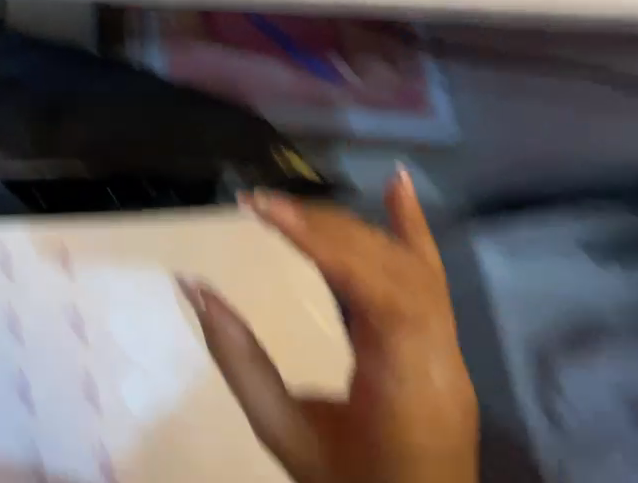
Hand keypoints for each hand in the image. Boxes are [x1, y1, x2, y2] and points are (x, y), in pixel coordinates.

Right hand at [182, 171, 477, 482]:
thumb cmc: (347, 481)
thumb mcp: (282, 430)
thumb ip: (239, 359)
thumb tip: (192, 286)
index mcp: (407, 379)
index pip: (377, 290)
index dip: (321, 241)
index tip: (260, 209)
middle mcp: (439, 355)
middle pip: (392, 267)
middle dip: (323, 225)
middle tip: (258, 204)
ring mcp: (445, 350)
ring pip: (407, 266)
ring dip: (346, 227)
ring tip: (287, 207)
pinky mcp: (437, 347)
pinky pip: (428, 278)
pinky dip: (412, 229)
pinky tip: (395, 184)